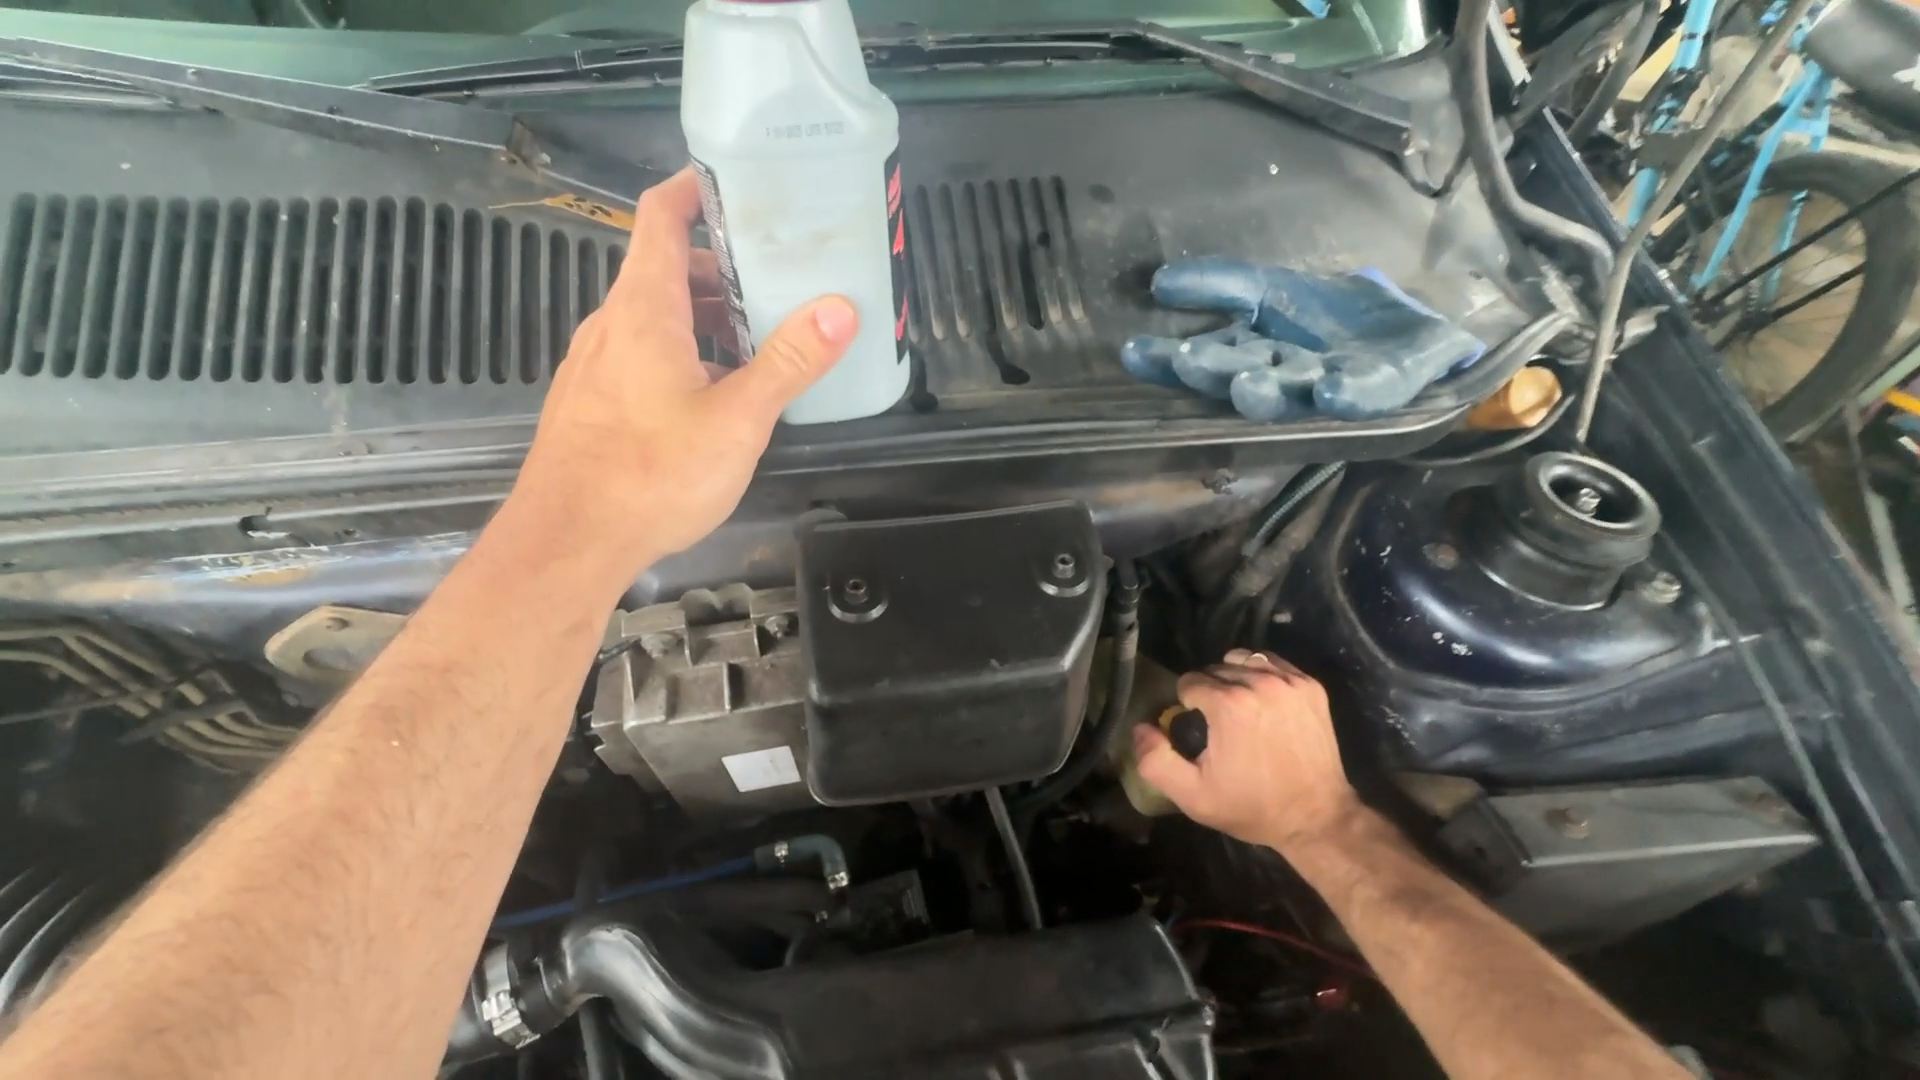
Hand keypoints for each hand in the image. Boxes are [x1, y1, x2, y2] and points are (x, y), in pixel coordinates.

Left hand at [507, 167, 859, 578]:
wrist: (569, 541)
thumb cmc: (653, 474)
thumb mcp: (737, 419)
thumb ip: (789, 363)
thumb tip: (841, 308)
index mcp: (645, 309)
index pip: (663, 216)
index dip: (698, 188)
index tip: (744, 184)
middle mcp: (613, 324)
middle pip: (669, 269)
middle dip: (727, 269)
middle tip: (783, 280)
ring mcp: (599, 364)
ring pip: (659, 319)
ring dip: (711, 319)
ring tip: (765, 342)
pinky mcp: (596, 402)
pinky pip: (645, 356)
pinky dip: (687, 354)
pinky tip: (720, 397)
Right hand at [1134, 649, 1360, 851]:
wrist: (1316, 817)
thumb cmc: (1252, 806)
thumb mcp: (1193, 795)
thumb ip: (1156, 760)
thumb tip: (1140, 728)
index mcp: (1228, 704)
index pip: (1189, 681)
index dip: (1187, 705)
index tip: (1198, 729)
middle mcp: (1259, 683)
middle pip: (1215, 669)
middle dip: (1210, 691)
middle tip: (1218, 725)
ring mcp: (1289, 682)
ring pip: (1243, 661)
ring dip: (1234, 679)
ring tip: (1240, 709)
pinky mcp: (1311, 686)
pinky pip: (1273, 663)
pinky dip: (1262, 675)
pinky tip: (1263, 701)